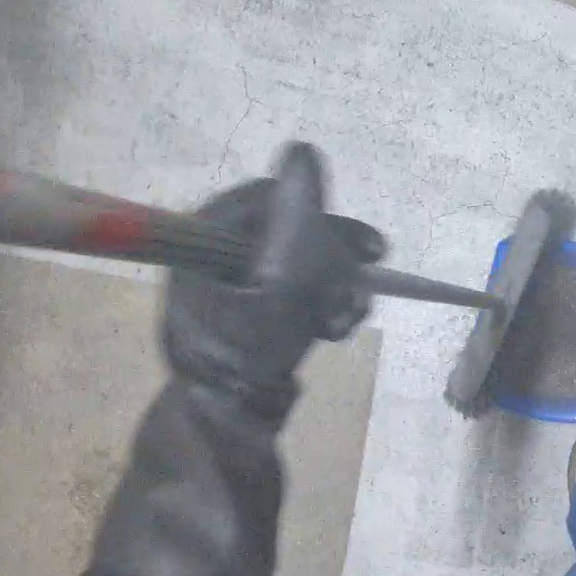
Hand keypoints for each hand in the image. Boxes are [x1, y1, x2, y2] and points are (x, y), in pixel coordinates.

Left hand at [162, 174, 384, 410]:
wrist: (226, 427)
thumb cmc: (248, 354)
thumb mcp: (282, 284)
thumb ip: (299, 220)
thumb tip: (303, 148)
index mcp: (204, 238)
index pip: (272, 199)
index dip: (325, 218)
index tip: (371, 250)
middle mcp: (212, 253)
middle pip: (292, 232)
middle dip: (336, 264)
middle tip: (366, 289)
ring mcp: (228, 284)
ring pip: (299, 262)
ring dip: (335, 288)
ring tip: (346, 322)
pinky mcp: (245, 310)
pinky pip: (292, 288)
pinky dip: (319, 303)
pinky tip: (333, 329)